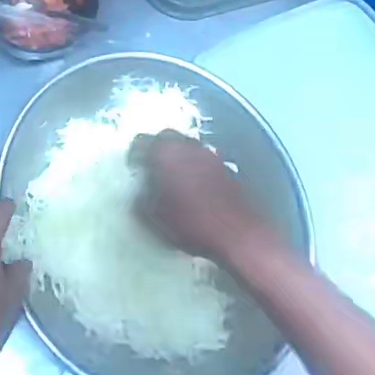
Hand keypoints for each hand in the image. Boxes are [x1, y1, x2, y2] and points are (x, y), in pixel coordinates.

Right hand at [130, 129, 273, 261]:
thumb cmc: (190, 223)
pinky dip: (195, 169)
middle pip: (165, 138)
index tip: (133, 169)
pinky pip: (203, 161)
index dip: (133, 155)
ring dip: (178, 158)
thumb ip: (138, 198)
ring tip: (174, 180)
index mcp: (163, 151)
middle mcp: (185, 145)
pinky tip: (196, 189)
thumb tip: (138, 191)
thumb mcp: (152, 216)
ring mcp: (209, 154)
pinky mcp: (227, 168)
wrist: (240, 236)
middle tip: (151, 170)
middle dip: (156, 151)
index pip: (140, 141)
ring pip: (186, 147)